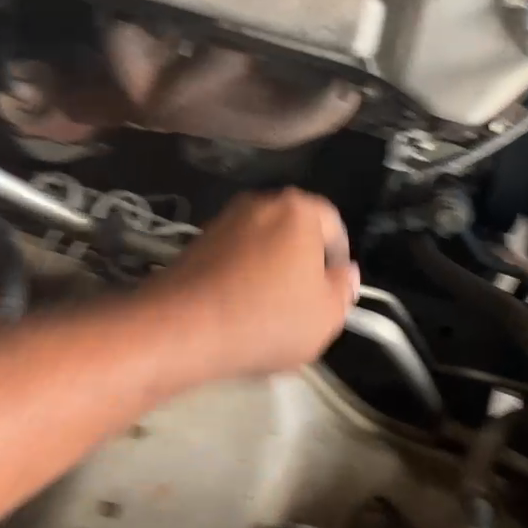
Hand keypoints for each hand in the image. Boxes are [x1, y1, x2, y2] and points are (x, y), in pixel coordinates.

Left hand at [138, 188, 359, 379]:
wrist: (182, 326)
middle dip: (303, 259)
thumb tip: (346, 273)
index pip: (334, 223)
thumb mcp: (325, 316)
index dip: (339, 257)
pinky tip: (238, 305)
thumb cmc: (266, 317)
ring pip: (263, 240)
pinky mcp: (198, 238)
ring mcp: (226, 218)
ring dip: (270, 265)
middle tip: (304, 299)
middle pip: (296, 227)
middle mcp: (262, 201)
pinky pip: (234, 252)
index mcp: (299, 209)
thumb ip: (344, 290)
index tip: (333, 289)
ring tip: (268, 307)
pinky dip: (241, 272)